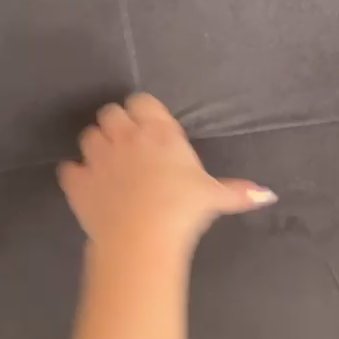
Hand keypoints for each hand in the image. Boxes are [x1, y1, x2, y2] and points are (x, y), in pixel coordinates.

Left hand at [56, 92, 274, 262]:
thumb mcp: (215, 196)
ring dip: (97, 144)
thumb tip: (268, 195)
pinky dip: (77, 174)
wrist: (141, 237)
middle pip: (111, 112)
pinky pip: (69, 169)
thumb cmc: (183, 208)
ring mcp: (98, 158)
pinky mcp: (77, 182)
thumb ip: (238, 192)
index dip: (143, 111)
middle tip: (130, 143)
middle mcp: (127, 137)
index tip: (150, 125)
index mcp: (160, 132)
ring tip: (109, 161)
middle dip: (117, 123)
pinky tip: (88, 184)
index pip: (143, 102)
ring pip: (89, 135)